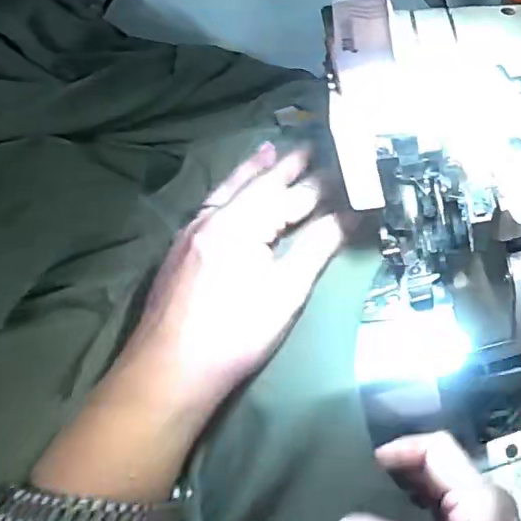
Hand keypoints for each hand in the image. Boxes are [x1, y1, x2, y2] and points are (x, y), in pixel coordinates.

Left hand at [114, 142, 347, 420]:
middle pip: (259, 185)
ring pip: (229, 190)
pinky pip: (212, 204)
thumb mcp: (288, 290)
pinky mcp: (181, 251)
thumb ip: (319, 245)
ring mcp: (191, 234)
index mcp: (240, 225)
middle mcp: (212, 220)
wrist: (167, 375)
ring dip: (254, 170)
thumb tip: (353, 214)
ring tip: (269, 149)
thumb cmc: (236, 332)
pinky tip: (231, 192)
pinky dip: (230, 189)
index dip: (325, 184)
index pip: (292, 196)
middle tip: (315, 145)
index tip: (351, 169)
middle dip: (289, 165)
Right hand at [330, 434, 520, 520]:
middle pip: (443, 462)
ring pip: (445, 484)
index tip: (357, 464)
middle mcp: (491, 500)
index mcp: (482, 503)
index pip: (439, 449)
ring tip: (360, 495)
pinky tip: (389, 519)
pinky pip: (449, 507)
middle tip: (350, 479)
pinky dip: (419, 505)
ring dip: (407, 485)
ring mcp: (491, 519)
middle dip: (399, 465)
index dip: (399, 449)